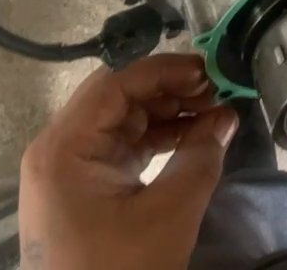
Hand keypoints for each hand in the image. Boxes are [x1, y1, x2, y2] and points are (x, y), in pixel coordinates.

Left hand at [19, 53, 237, 269]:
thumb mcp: (168, 216)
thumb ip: (200, 156)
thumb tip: (227, 115)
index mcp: (64, 146)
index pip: (117, 83)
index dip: (165, 71)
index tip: (208, 71)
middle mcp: (58, 148)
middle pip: (117, 96)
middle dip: (169, 90)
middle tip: (215, 91)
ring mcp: (68, 169)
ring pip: (122, 119)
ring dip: (167, 113)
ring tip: (213, 113)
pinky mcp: (82, 188)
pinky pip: (121, 145)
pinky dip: (156, 138)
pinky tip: (193, 137)